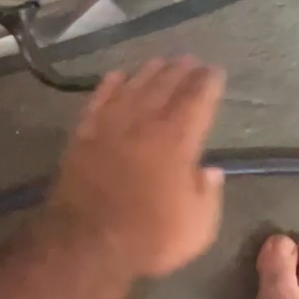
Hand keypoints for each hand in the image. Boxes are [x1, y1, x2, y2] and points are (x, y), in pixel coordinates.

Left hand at [45, 57, 226, 277]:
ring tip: (159, 60)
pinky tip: (116, 76)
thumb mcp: (197, 226)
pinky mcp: (83, 135)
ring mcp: (110, 127)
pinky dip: (108, 86)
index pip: (197, 103)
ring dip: (147, 72)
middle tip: (189, 59)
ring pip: (132, 88)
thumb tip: (210, 170)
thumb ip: (207, 194)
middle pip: (164, 89)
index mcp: (177, 143)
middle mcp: (144, 125)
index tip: (215, 71)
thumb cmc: (149, 237)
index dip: (207, 85)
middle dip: (179, 72)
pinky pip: (98, 101)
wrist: (87, 240)